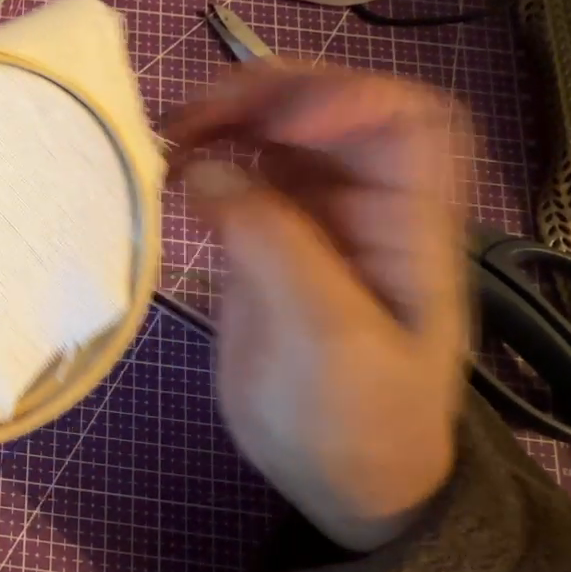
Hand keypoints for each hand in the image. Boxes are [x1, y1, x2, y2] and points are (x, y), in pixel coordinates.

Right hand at [165, 66, 470, 551]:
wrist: (333, 474)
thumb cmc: (353, 415)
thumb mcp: (326, 334)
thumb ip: (273, 243)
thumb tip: (203, 170)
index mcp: (404, 221)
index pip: (402, 120)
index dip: (343, 97)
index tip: (271, 125)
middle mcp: (358, 204)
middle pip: (323, 110)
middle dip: (259, 97)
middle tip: (190, 119)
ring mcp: (306, 218)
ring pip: (270, 133)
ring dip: (220, 120)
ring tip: (167, 137)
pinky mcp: (259, 237)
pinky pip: (231, 174)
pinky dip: (197, 159)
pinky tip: (166, 172)